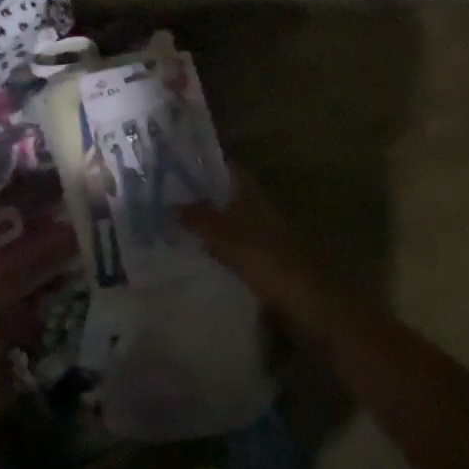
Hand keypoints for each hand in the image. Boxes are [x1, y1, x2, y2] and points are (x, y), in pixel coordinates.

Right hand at [178, 165, 311, 307]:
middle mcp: (256, 213)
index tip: (172, 161)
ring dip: (201, 226)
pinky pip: (227, 253)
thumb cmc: (270, 263)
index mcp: (253, 197)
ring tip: (164, 226)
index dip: (204, 162)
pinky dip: (209, 252)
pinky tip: (187, 259)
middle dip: (196, 195)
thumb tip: (170, 205)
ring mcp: (259, 241)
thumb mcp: (229, 237)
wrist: (308, 308)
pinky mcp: (258, 268)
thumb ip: (200, 219)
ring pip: (225, 226)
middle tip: (159, 196)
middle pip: (224, 197)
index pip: (228, 169)